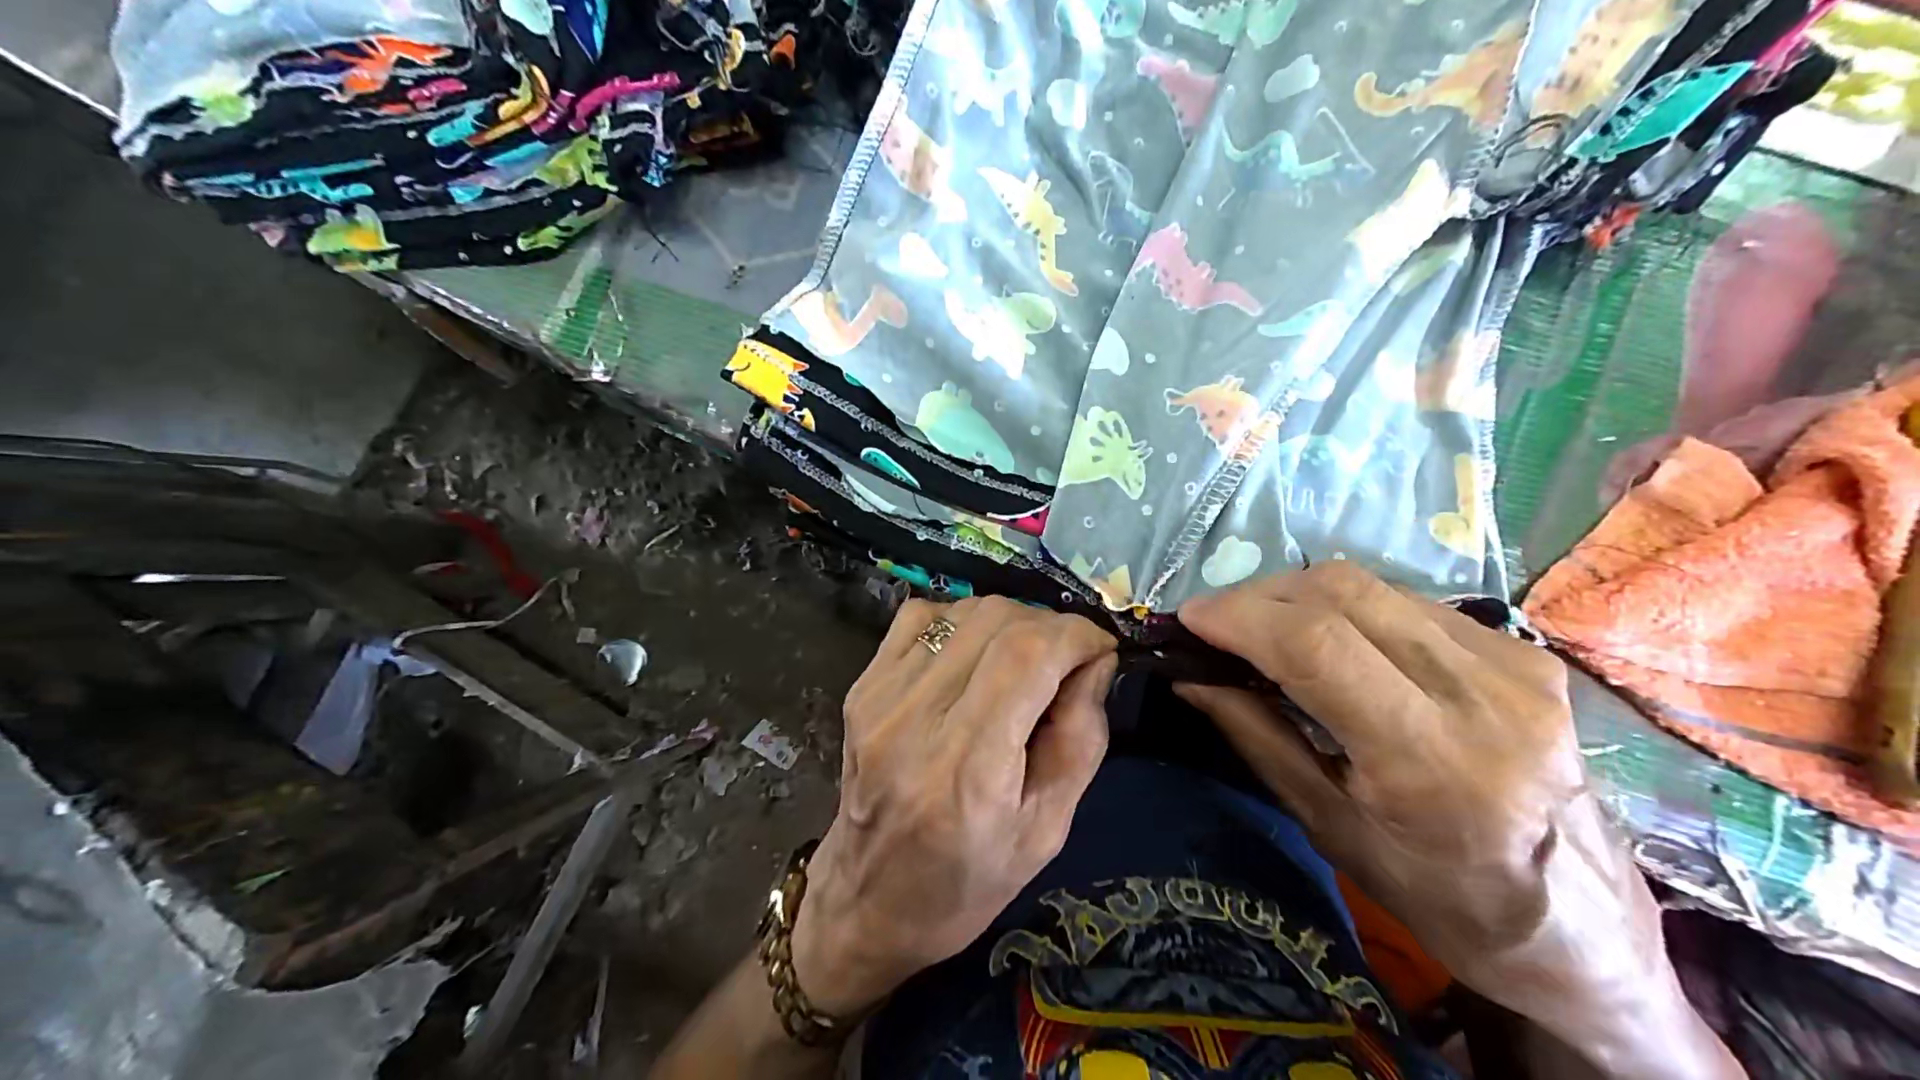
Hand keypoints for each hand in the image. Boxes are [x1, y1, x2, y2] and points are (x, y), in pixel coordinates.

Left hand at [792, 596, 1117, 1018]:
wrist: (869, 900)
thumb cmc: (968, 881)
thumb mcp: (1048, 830)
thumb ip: (1081, 738)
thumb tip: (1095, 659)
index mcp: (968, 770)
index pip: (1028, 655)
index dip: (1076, 635)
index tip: (1101, 649)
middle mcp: (915, 721)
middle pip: (997, 620)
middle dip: (1050, 627)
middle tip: (1067, 660)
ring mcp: (880, 697)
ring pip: (964, 611)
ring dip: (1010, 623)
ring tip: (1024, 662)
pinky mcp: (862, 687)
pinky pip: (922, 616)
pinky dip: (963, 622)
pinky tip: (974, 657)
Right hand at [1176, 564, 1741, 1079]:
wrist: (1581, 923)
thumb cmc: (1438, 894)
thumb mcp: (1329, 826)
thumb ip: (1256, 736)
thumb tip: (1189, 677)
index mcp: (1430, 761)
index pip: (1316, 645)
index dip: (1240, 617)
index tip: (1189, 619)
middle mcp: (1481, 696)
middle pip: (1341, 593)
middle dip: (1259, 595)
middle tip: (1217, 623)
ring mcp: (1513, 665)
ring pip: (1372, 584)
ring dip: (1297, 594)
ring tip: (1262, 626)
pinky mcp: (1525, 653)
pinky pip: (1407, 601)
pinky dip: (1346, 607)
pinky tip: (1328, 639)